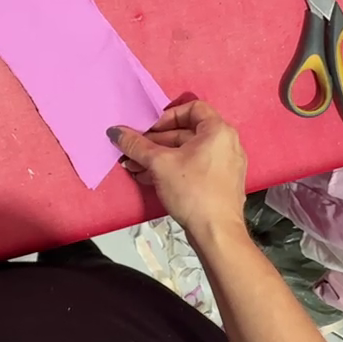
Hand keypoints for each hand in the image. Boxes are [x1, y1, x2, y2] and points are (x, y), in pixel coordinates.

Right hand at [109, 97, 248, 245]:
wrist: (217, 233)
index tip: (150, 130)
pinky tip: (150, 178)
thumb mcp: (159, 164)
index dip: (167, 116)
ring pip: (187, 151)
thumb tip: (115, 132)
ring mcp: (226, 164)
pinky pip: (194, 166)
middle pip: (186, 132)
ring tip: (135, 167)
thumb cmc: (192, 191)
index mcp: (218, 131)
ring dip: (160, 157)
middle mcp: (227, 143)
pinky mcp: (221, 183)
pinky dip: (173, 168)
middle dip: (156, 142)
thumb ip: (136, 145)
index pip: (192, 108)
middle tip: (134, 151)